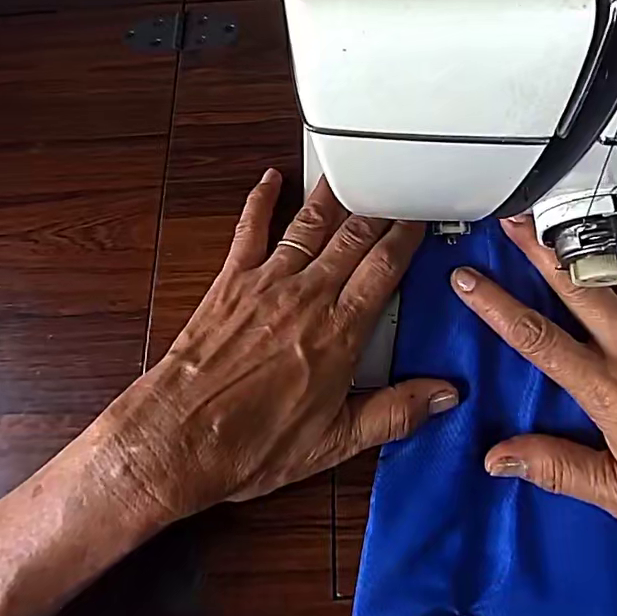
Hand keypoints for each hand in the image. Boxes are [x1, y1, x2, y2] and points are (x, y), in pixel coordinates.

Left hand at [90, 171, 457, 523]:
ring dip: (336, 195)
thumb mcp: (337, 440)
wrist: (172, 444)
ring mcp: (267, 284)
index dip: (408, 236)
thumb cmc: (250, 442)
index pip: (386, 266)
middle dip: (382, 207)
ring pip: (311, 224)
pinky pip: (250, 230)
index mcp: (339, 332)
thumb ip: (396, 411)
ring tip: (354, 172)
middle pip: (355, 236)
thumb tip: (444, 396)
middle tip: (399, 185)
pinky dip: (260, 200)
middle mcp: (307, 297)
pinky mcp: (231, 283)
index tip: (422, 218)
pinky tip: (271, 180)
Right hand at [449, 216, 616, 588]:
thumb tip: (499, 458)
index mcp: (613, 394)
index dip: (496, 306)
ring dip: (588, 237)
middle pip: (577, 286)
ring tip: (561, 213)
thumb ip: (562, 468)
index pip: (538, 339)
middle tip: (512, 218)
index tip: (468, 278)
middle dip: (537, 248)